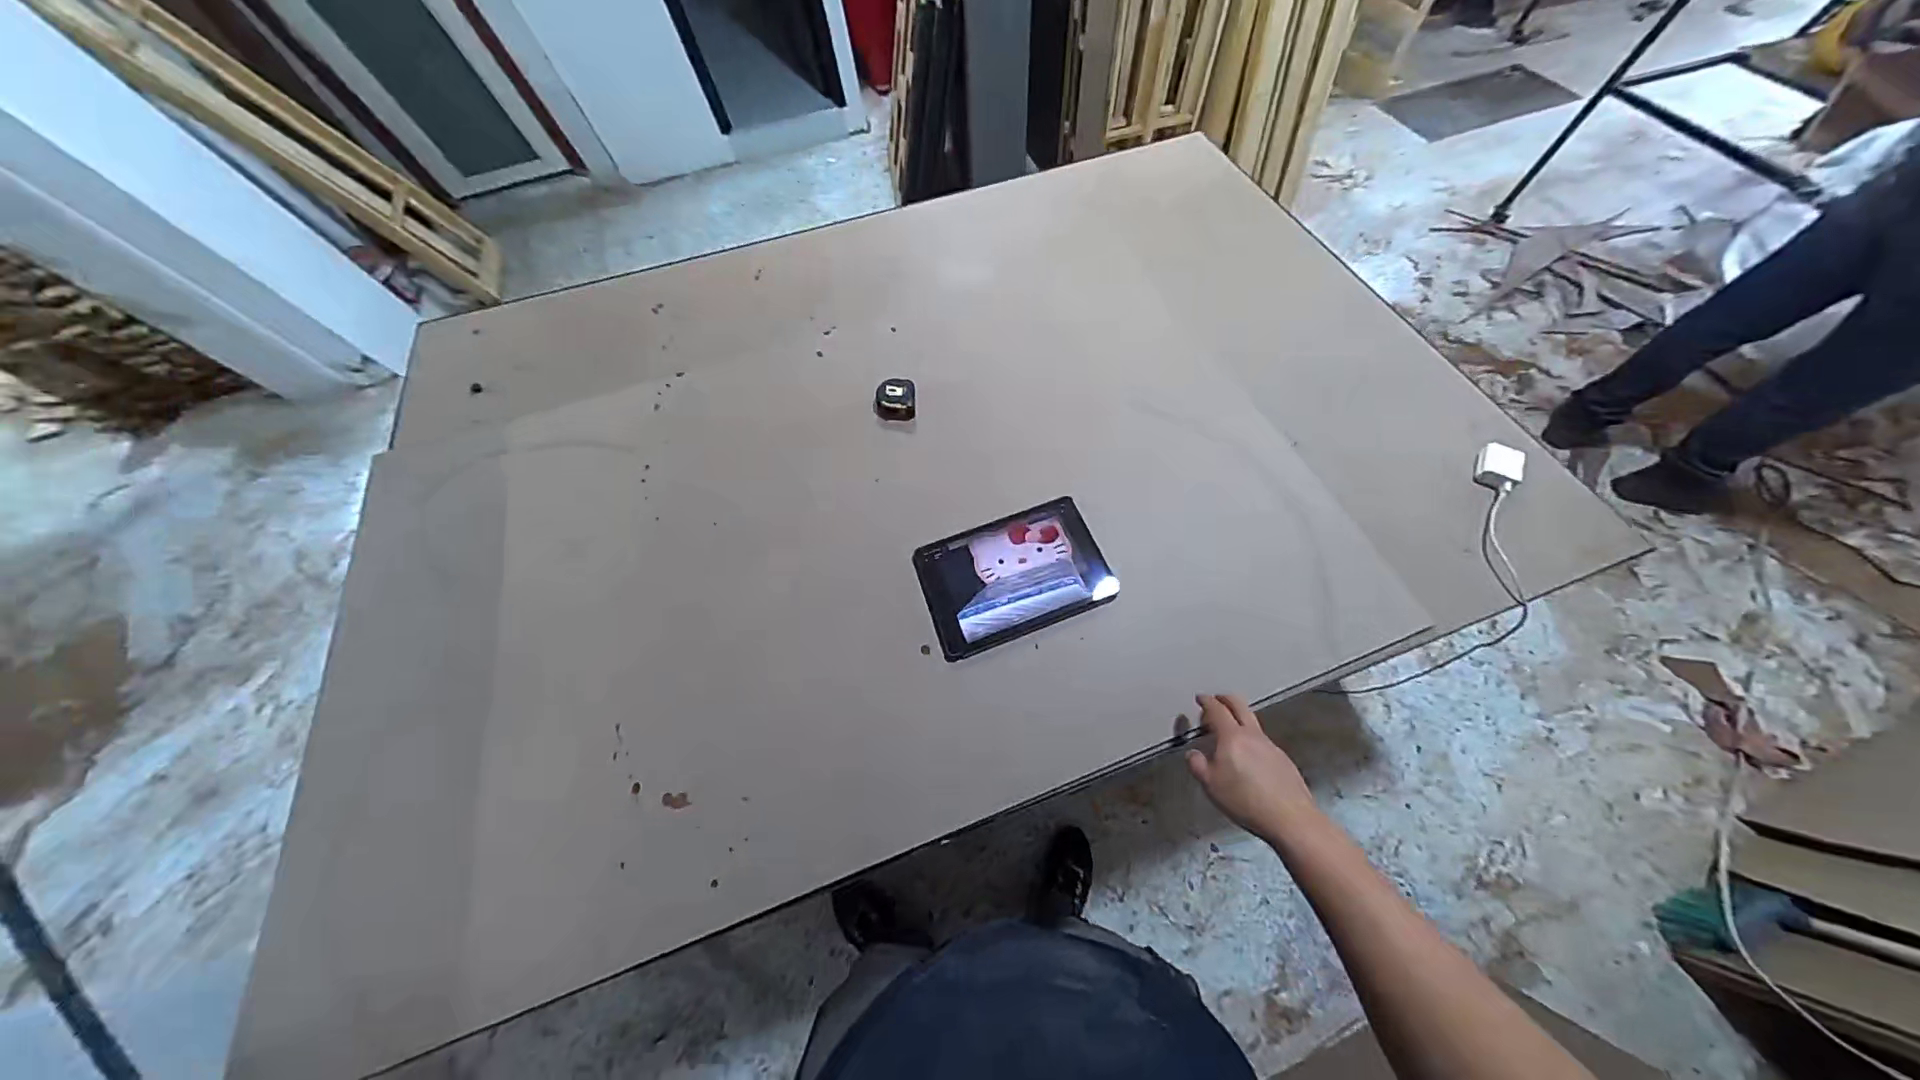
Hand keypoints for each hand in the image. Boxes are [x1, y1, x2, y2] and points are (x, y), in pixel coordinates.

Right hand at [1185, 693, 1317, 840]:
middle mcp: (1253, 735)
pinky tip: (1248, 756)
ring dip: (1239, 719)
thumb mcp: (1211, 785)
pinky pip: (1262, 740)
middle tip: (1216, 700)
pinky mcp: (1283, 760)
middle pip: (1240, 706)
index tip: (1200, 698)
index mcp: (1232, 737)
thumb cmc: (1245, 800)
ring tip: (1228, 730)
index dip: (1207, 701)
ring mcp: (1271, 746)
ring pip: (1252, 723)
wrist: (1291, 819)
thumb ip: (1197, 765)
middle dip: (1226, 699)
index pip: (1217, 710)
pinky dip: (1250, 738)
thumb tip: (1193, 754)